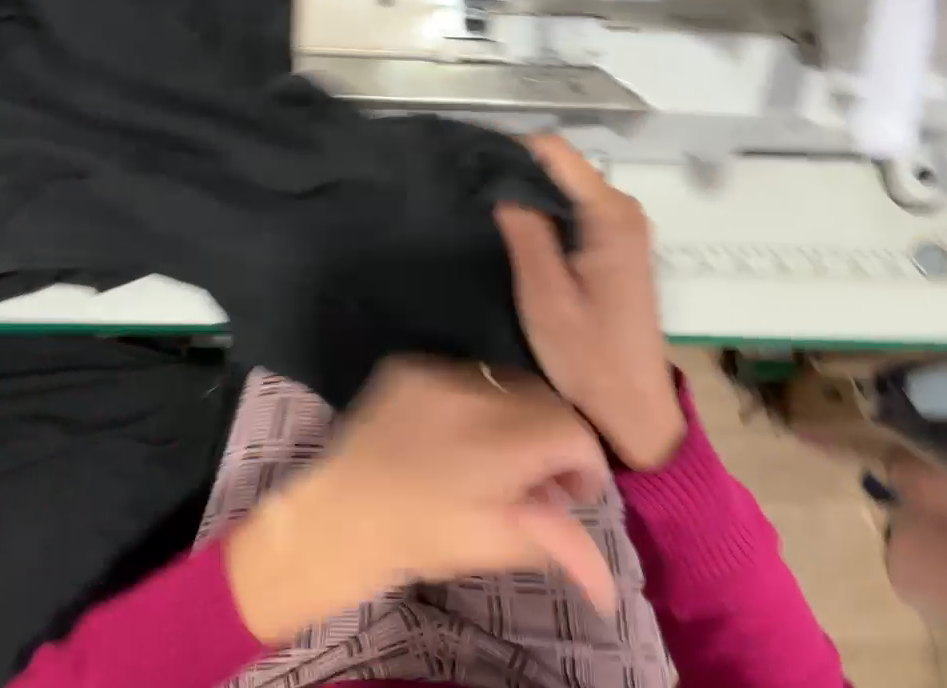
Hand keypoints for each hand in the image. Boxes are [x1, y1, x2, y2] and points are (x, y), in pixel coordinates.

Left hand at [226, 357, 616, 642]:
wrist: (336, 516)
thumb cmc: (419, 537)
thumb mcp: (494, 545)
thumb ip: (560, 545)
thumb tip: (609, 582)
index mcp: (500, 441)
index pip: (574, 429)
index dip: (585, 464)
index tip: (570, 492)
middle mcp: (473, 392)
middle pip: (545, 399)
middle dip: (554, 436)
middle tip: (538, 477)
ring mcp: (437, 372)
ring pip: (507, 381)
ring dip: (517, 414)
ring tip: (497, 453)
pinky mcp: (409, 364)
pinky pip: (465, 373)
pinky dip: (477, 400)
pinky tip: (458, 432)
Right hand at [495, 136, 685, 471]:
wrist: (633, 407)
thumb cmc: (588, 358)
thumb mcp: (545, 296)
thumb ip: (526, 232)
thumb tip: (500, 184)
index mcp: (611, 215)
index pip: (556, 151)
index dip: (510, 148)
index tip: (469, 163)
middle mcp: (624, 208)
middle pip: (562, 165)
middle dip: (516, 169)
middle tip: (468, 189)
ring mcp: (625, 225)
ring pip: (567, 185)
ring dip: (528, 191)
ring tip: (482, 207)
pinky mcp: (619, 243)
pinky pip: (576, 207)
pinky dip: (545, 210)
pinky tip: (515, 227)